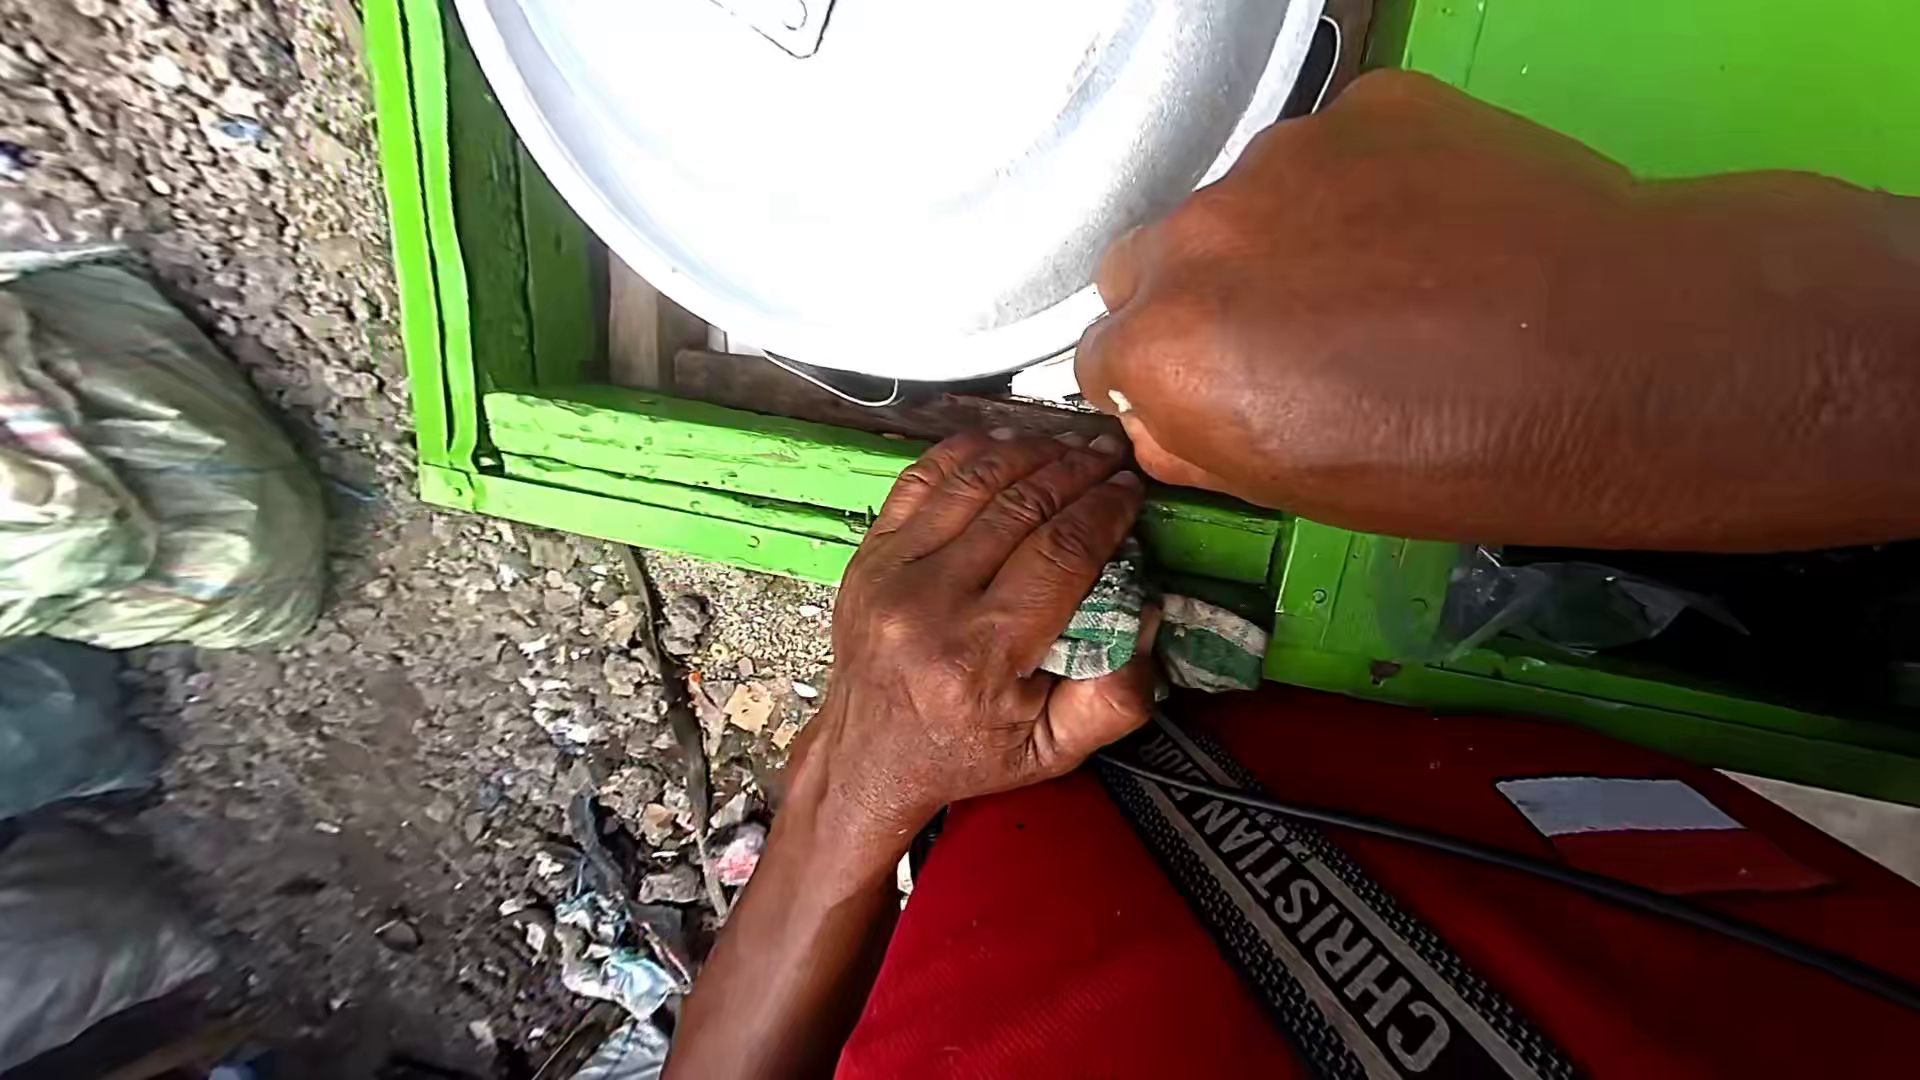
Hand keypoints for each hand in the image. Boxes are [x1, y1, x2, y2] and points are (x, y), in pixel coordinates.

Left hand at [788, 428, 1155, 866]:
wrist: (869, 753)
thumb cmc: (966, 752)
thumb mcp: (1054, 751)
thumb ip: (1117, 696)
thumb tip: (1145, 610)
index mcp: (981, 655)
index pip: (1060, 553)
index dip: (1104, 511)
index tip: (1130, 490)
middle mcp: (929, 601)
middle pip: (1019, 506)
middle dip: (1075, 470)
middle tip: (1109, 453)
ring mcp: (890, 569)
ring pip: (971, 481)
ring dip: (1028, 451)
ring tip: (1067, 442)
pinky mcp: (869, 553)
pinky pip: (920, 479)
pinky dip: (965, 451)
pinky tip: (1003, 442)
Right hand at [1076, 70, 1919, 550]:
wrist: (1615, 363)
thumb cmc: (1414, 462)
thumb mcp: (1262, 485)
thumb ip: (1176, 443)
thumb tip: (1148, 416)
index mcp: (1158, 345)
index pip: (1093, 357)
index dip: (1128, 385)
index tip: (1169, 396)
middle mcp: (1191, 240)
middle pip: (1131, 268)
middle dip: (1162, 309)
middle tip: (1237, 341)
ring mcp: (1276, 161)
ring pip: (1212, 211)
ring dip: (1239, 252)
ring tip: (1328, 286)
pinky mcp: (1364, 108)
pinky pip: (1304, 163)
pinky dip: (1321, 202)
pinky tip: (1392, 238)